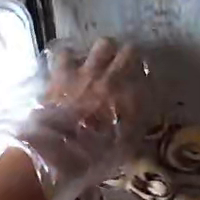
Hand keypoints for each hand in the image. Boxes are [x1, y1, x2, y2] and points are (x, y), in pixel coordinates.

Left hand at [12, 38, 145, 199]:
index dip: (145, 81)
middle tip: (124, 64)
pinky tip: (69, 65)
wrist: (54, 151)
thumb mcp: (120, 146)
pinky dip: (71, 57)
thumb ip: (131, 127)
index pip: (145, 79)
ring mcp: (84, 73)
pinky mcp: (60, 73)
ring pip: (102, 45)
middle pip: (129, 53)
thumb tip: (136, 116)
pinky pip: (66, 53)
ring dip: (102, 52)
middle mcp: (109, 80)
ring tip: (97, 61)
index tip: (143, 86)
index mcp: (126, 99)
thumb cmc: (91, 154)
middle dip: (129, 56)